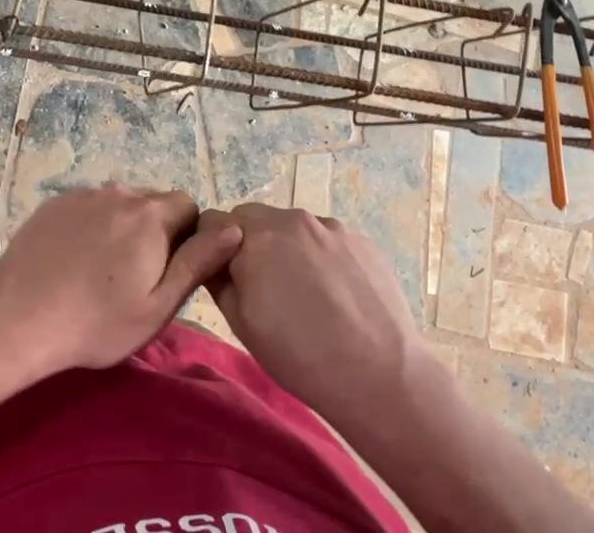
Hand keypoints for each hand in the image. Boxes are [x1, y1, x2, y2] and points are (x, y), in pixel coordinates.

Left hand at [0, 186, 242, 375]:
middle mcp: (119, 194)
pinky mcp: (53, 204)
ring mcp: (82, 196)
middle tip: (135, 277)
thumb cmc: (97, 322)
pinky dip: (91, 226)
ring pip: (118, 205)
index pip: (187, 207)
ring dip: (121, 227)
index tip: (168, 271)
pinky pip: (88, 208)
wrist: (18, 316)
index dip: (186, 238)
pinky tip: (75, 261)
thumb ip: (198, 262)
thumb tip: (234, 229)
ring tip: (102, 271)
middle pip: (152, 203)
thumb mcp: (158, 305)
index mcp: (151, 217)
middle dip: (155, 231)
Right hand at [199, 204, 418, 405]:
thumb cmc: (299, 355)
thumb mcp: (240, 323)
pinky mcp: (362, 241)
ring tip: (304, 294)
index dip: (212, 247)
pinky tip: (334, 295)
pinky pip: (325, 239)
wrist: (381, 375)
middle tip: (262, 288)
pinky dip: (319, 257)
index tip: (224, 277)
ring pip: (291, 228)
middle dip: (248, 243)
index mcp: (257, 236)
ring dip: (286, 248)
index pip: (214, 221)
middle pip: (253, 218)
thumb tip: (212, 258)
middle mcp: (293, 220)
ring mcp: (332, 227)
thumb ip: (218, 278)